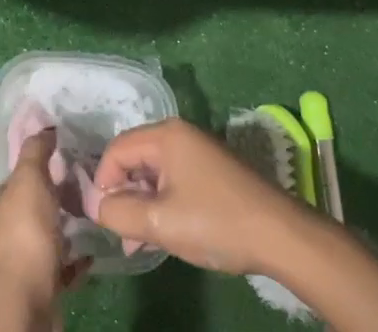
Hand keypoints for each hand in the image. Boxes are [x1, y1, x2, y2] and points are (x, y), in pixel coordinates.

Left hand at [0, 131, 89, 311]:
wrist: (25, 300)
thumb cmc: (26, 235)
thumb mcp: (28, 181)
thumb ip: (35, 154)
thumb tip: (44, 127)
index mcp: (7, 199)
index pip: (25, 171)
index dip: (46, 158)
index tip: (74, 147)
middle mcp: (13, 225)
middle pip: (40, 201)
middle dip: (63, 190)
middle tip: (96, 179)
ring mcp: (28, 255)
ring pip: (53, 231)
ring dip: (71, 222)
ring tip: (99, 210)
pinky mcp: (46, 281)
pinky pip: (65, 265)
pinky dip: (78, 256)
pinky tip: (95, 250)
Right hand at [92, 118, 302, 275]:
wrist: (281, 236)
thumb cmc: (216, 222)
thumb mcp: (159, 223)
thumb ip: (118, 212)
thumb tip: (95, 204)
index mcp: (166, 136)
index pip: (115, 150)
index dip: (103, 183)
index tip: (107, 218)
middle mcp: (181, 135)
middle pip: (134, 159)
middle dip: (123, 196)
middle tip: (124, 233)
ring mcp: (199, 152)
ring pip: (153, 173)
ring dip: (143, 205)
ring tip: (141, 243)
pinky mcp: (212, 172)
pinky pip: (173, 181)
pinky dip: (163, 204)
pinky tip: (165, 234)